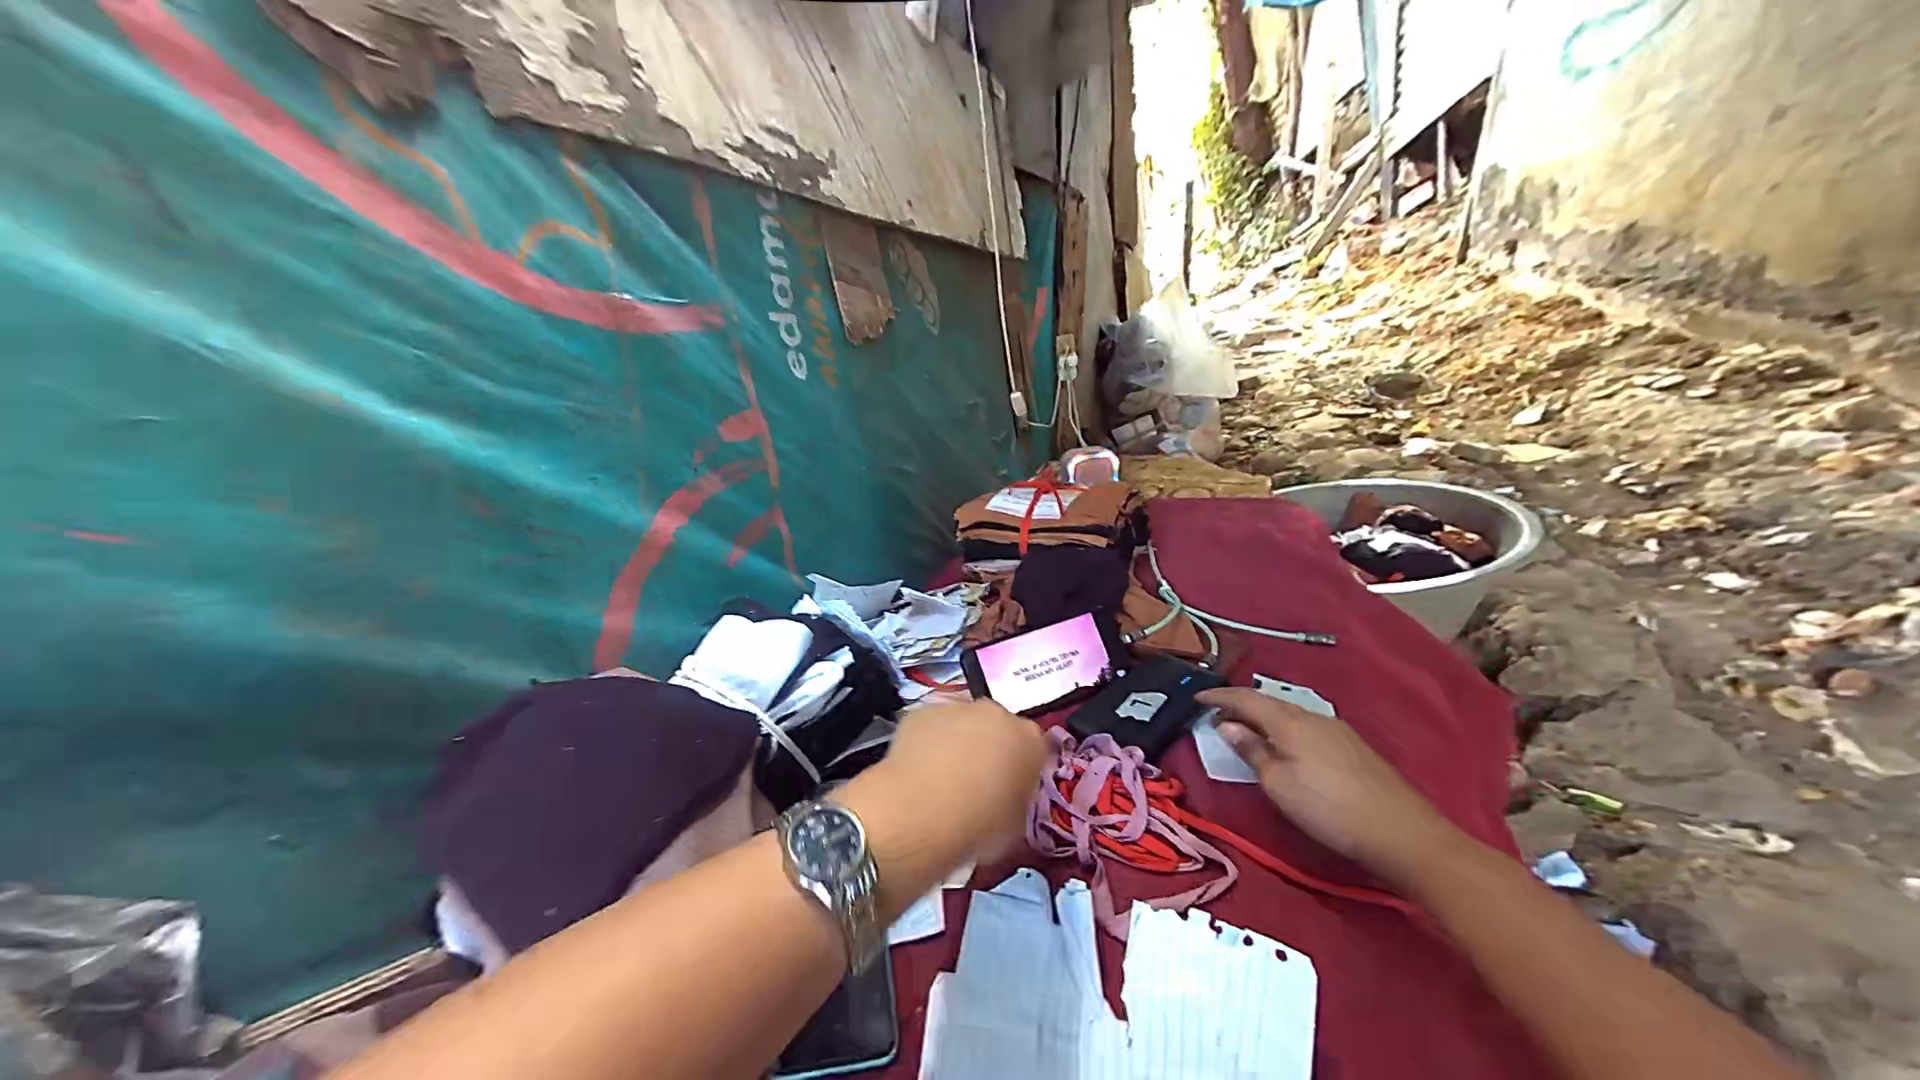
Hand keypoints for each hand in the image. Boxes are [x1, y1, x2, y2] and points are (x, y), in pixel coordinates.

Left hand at [838, 702, 1048, 902]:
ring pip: (962, 722)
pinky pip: (931, 726)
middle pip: (998, 727)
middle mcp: (997, 714)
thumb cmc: (976, 825)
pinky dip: (927, 742)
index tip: (1011, 785)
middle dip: (990, 748)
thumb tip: (1006, 798)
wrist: (919, 814)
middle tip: (976, 782)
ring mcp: (957, 708)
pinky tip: (919, 770)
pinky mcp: (922, 711)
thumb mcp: (1015, 825)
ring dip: (957, 742)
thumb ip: (1017, 799)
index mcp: (1029, 740)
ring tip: (941, 778)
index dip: (1022, 767)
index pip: (1034, 746)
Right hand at [1196, 687, 1459, 881]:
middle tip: (1217, 716)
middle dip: (1240, 706)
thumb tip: (1229, 726)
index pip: (1245, 698)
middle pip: (1269, 702)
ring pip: (1289, 714)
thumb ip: (1251, 751)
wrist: (1403, 833)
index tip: (1197, 698)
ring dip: (1263, 718)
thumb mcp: (1278, 785)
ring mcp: (1337, 730)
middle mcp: (1313, 716)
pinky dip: (1284, 728)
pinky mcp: (1352, 746)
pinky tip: (1283, 745)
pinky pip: (1306, 725)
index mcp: (1290, 721)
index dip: (1219, 696)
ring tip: (1245, 731)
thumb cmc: (1328, 809)